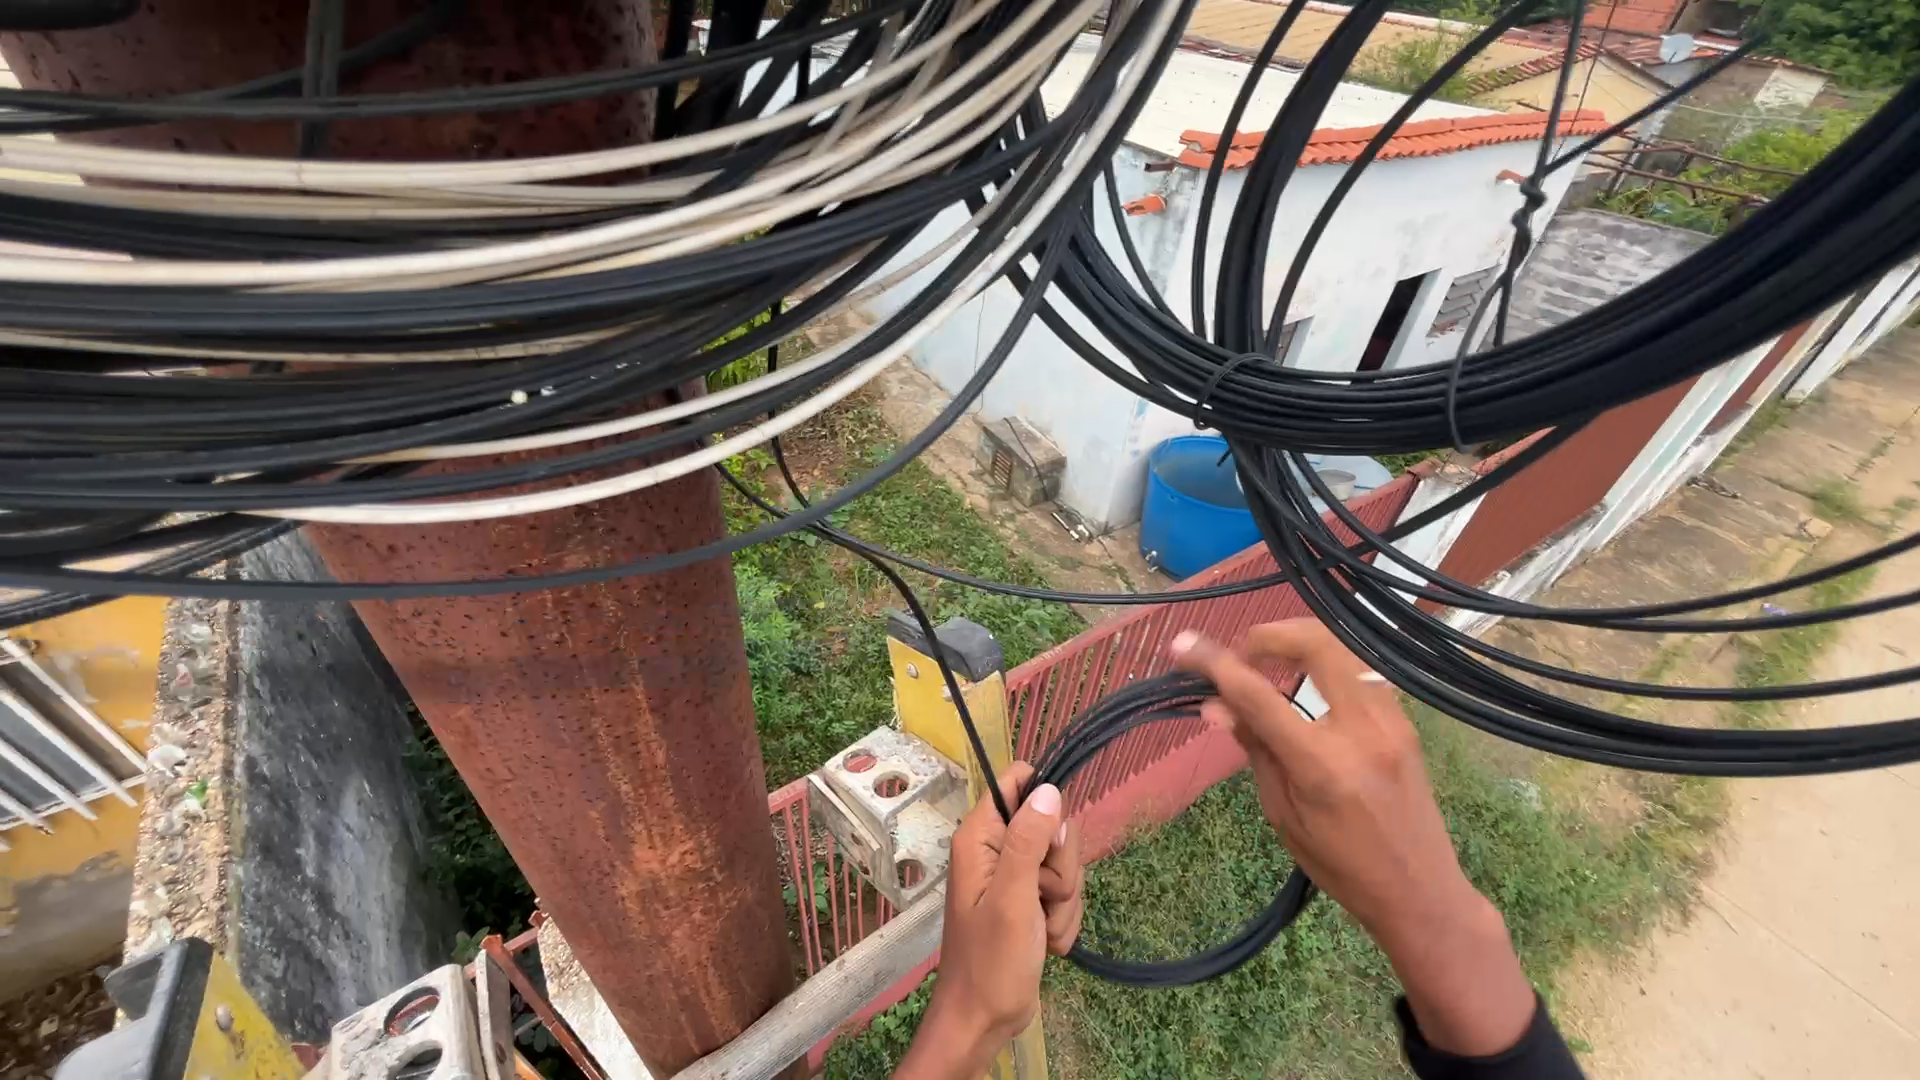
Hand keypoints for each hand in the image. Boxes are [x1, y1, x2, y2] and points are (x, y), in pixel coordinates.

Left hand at [896, 763, 1081, 1079]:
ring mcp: (1015, 875)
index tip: (1051, 839)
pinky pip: (1064, 890)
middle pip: (1052, 824)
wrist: (983, 1022)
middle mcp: (997, 847)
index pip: (1018, 782)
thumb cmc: (990, 962)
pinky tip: (1048, 942)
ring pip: (1063, 861)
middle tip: (1042, 896)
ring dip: (1064, 899)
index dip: (1044, 801)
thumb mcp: (1012, 898)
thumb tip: (1049, 789)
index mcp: (981, 835)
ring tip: (1042, 928)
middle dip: (1060, 867)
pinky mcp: (1031, 899)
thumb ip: (1029, 841)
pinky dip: (1063, 917)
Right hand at [1171, 620, 1535, 1057]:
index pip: (1259, 696)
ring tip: (1271, 660)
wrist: (1423, 893)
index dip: (1215, 664)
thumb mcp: (1282, 813)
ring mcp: (1392, 721)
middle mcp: (1363, 731)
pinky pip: (1361, 668)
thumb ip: (1254, 748)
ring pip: (1344, 647)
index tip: (1184, 646)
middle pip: (1317, 645)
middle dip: (1270, 635)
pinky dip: (1327, 659)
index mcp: (1322, 765)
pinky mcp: (1405, 721)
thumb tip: (1214, 704)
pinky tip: (1307, 678)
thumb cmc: (1340, 865)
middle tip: (1243, 652)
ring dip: (1300, 640)